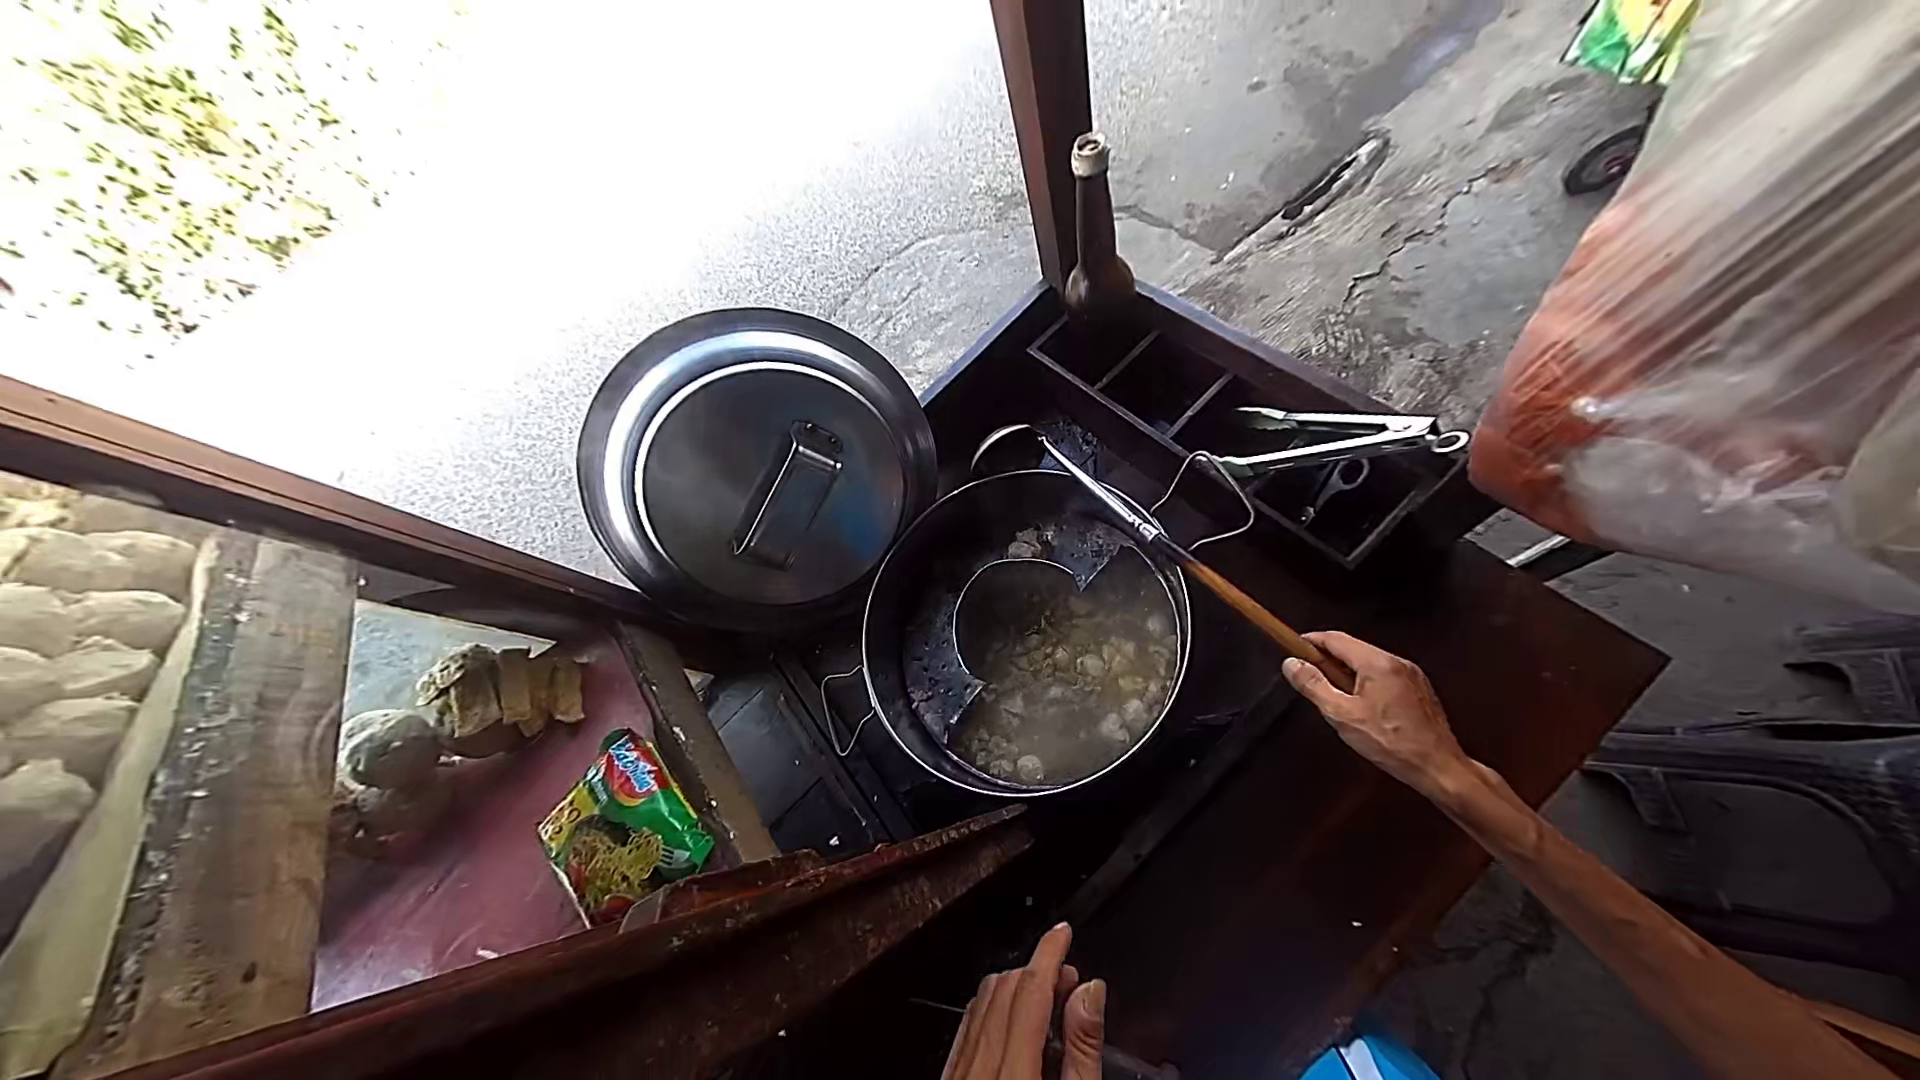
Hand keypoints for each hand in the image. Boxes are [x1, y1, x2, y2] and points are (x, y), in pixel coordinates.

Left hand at [941, 922, 1105, 1079]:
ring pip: (982, 1001)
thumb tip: (1090, 990)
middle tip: (1071, 985)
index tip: (1063, 931)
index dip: (1049, 952)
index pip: (1030, 990)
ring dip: (1016, 990)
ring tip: (1050, 1008)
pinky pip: (966, 1027)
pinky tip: (1016, 1028)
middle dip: (1039, 974)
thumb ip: (1083, 1049)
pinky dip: (992, 1011)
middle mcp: (976, 1067)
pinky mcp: (949, 1078)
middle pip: (1004, 988)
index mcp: (1012, 1074)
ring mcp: (957, 1073)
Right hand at [1282, 631, 1474, 797]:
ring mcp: (1411, 676)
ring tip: (1333, 696)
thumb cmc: (1392, 744)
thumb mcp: (1340, 714)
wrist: (1440, 770)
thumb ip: (1312, 685)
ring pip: (1367, 662)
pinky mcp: (1418, 690)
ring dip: (1345, 671)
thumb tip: (1292, 664)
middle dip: (1326, 659)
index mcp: (1377, 663)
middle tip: (1309, 676)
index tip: (1292, 647)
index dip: (1309, 641)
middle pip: (1351, 648)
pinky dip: (1364, 681)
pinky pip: (1383, 674)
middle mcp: (1397, 663)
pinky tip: (1359, 705)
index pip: (1334, 638)